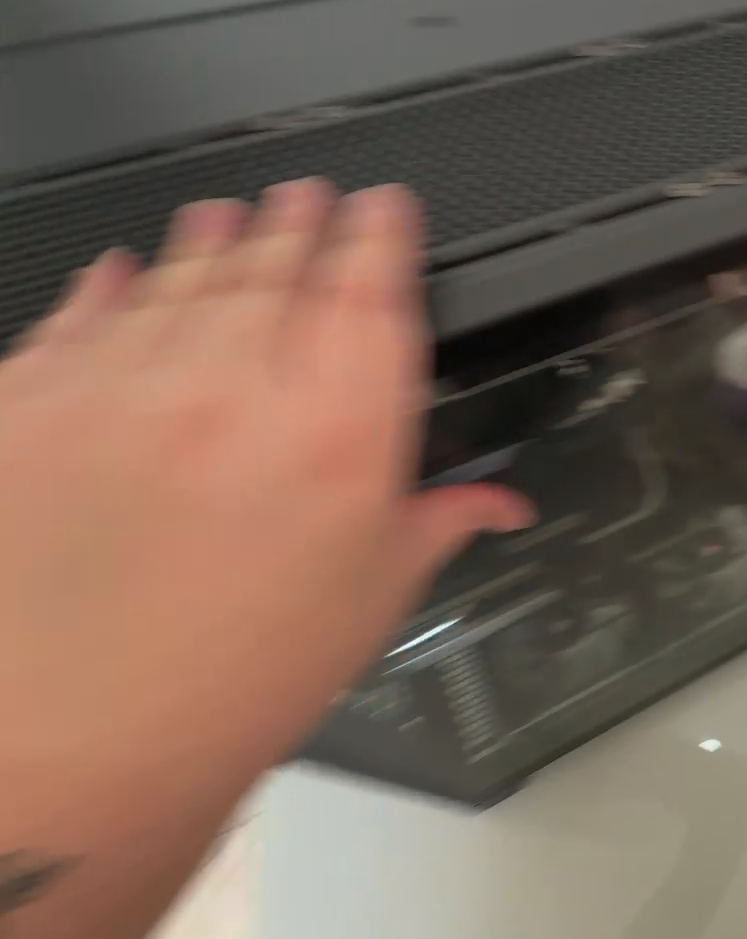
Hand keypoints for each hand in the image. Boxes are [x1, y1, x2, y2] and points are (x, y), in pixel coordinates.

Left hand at [0, 181, 532, 778]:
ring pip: (177, 283)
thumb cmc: (252, 666)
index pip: (369, 300)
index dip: (382, 240)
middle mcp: (232, 391)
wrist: (69, 746)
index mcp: (339, 432)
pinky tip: (121, 268)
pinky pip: (71, 325)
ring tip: (232, 210)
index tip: (387, 204)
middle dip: (300, 224)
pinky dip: (104, 289)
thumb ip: (448, 517)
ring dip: (212, 240)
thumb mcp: (383, 586)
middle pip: (275, 273)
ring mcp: (117, 395)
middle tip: (313, 192)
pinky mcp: (19, 418)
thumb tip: (506, 502)